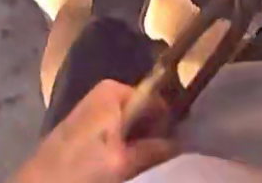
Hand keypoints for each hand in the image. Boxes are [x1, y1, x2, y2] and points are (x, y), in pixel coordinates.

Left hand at [9, 81, 175, 182]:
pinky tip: (122, 171)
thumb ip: (152, 151)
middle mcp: (104, 94)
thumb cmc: (80, 170)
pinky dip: (121, 151)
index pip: (154, 99)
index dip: (166, 123)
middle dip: (151, 135)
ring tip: (142, 168)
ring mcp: (92, 112)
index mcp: (114, 91)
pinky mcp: (83, 131)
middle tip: (160, 162)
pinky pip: (113, 135)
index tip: (177, 147)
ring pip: (127, 127)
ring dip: (136, 147)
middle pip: (141, 112)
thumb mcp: (121, 163)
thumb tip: (181, 143)